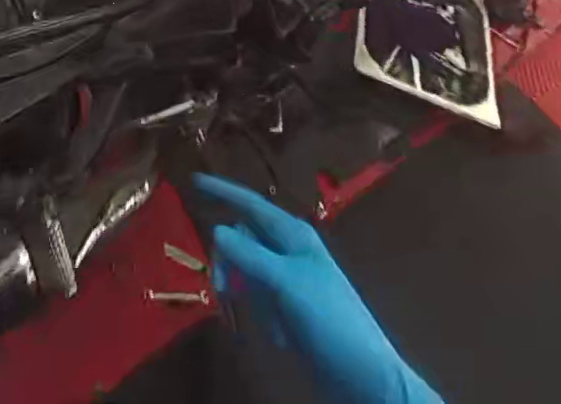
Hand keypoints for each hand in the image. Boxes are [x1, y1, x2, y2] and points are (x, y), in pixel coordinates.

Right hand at [195, 174, 440, 403]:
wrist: (367, 378)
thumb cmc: (331, 320)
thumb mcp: (286, 284)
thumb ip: (250, 256)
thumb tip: (216, 229)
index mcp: (292, 235)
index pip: (250, 203)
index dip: (222, 191)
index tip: (194, 180)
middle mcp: (288, 250)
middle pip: (242, 237)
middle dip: (228, 261)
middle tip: (221, 289)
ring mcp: (289, 278)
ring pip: (247, 268)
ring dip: (246, 292)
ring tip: (260, 322)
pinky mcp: (289, 305)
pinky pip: (258, 295)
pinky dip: (259, 311)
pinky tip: (276, 334)